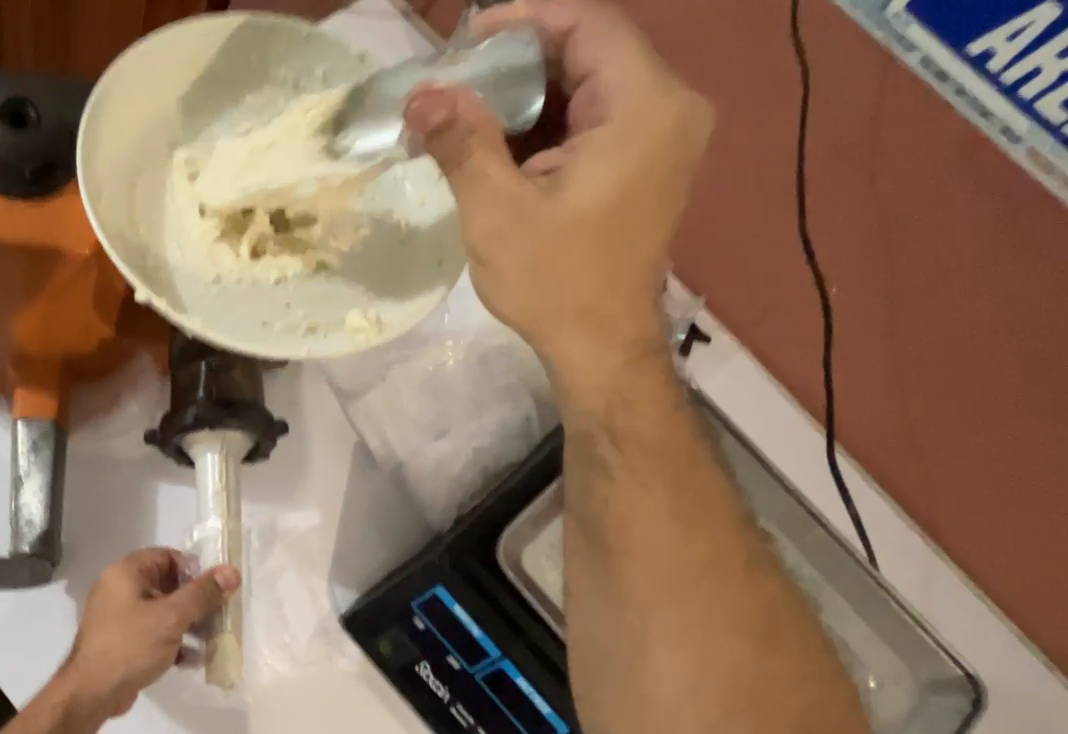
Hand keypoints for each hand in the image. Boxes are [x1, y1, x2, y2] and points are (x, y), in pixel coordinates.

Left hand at [56, 549, 239, 719]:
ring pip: (161, 612)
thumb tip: (232, 571)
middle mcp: (118, 590)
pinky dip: (172, 642)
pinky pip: (152, 633)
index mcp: (125, 573)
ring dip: (187, 623)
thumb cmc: (131, 645)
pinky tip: (192, 659)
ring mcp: (118, 617)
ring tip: (212, 638)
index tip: (216, 587)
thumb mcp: (172, 616)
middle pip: (165, 585)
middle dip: (194, 600)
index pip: (165, 556)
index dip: (193, 568)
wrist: (93, 691)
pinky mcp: (121, 642)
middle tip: (219, 614)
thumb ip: (202, 593)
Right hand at [404, 0, 712, 397]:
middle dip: (517, 63)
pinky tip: (499, 146)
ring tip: (466, 117)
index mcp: (643, 106)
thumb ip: (464, 142)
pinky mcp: (649, 161)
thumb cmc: (553, 281)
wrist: (599, 345)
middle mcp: (669, 106)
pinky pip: (596, 118)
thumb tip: (420, 93)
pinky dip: (548, 124)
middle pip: (590, 52)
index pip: (587, 25)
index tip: (464, 40)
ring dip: (527, 97)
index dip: (523, 21)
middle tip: (454, 85)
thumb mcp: (497, 211)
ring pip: (590, 85)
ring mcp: (664, 135)